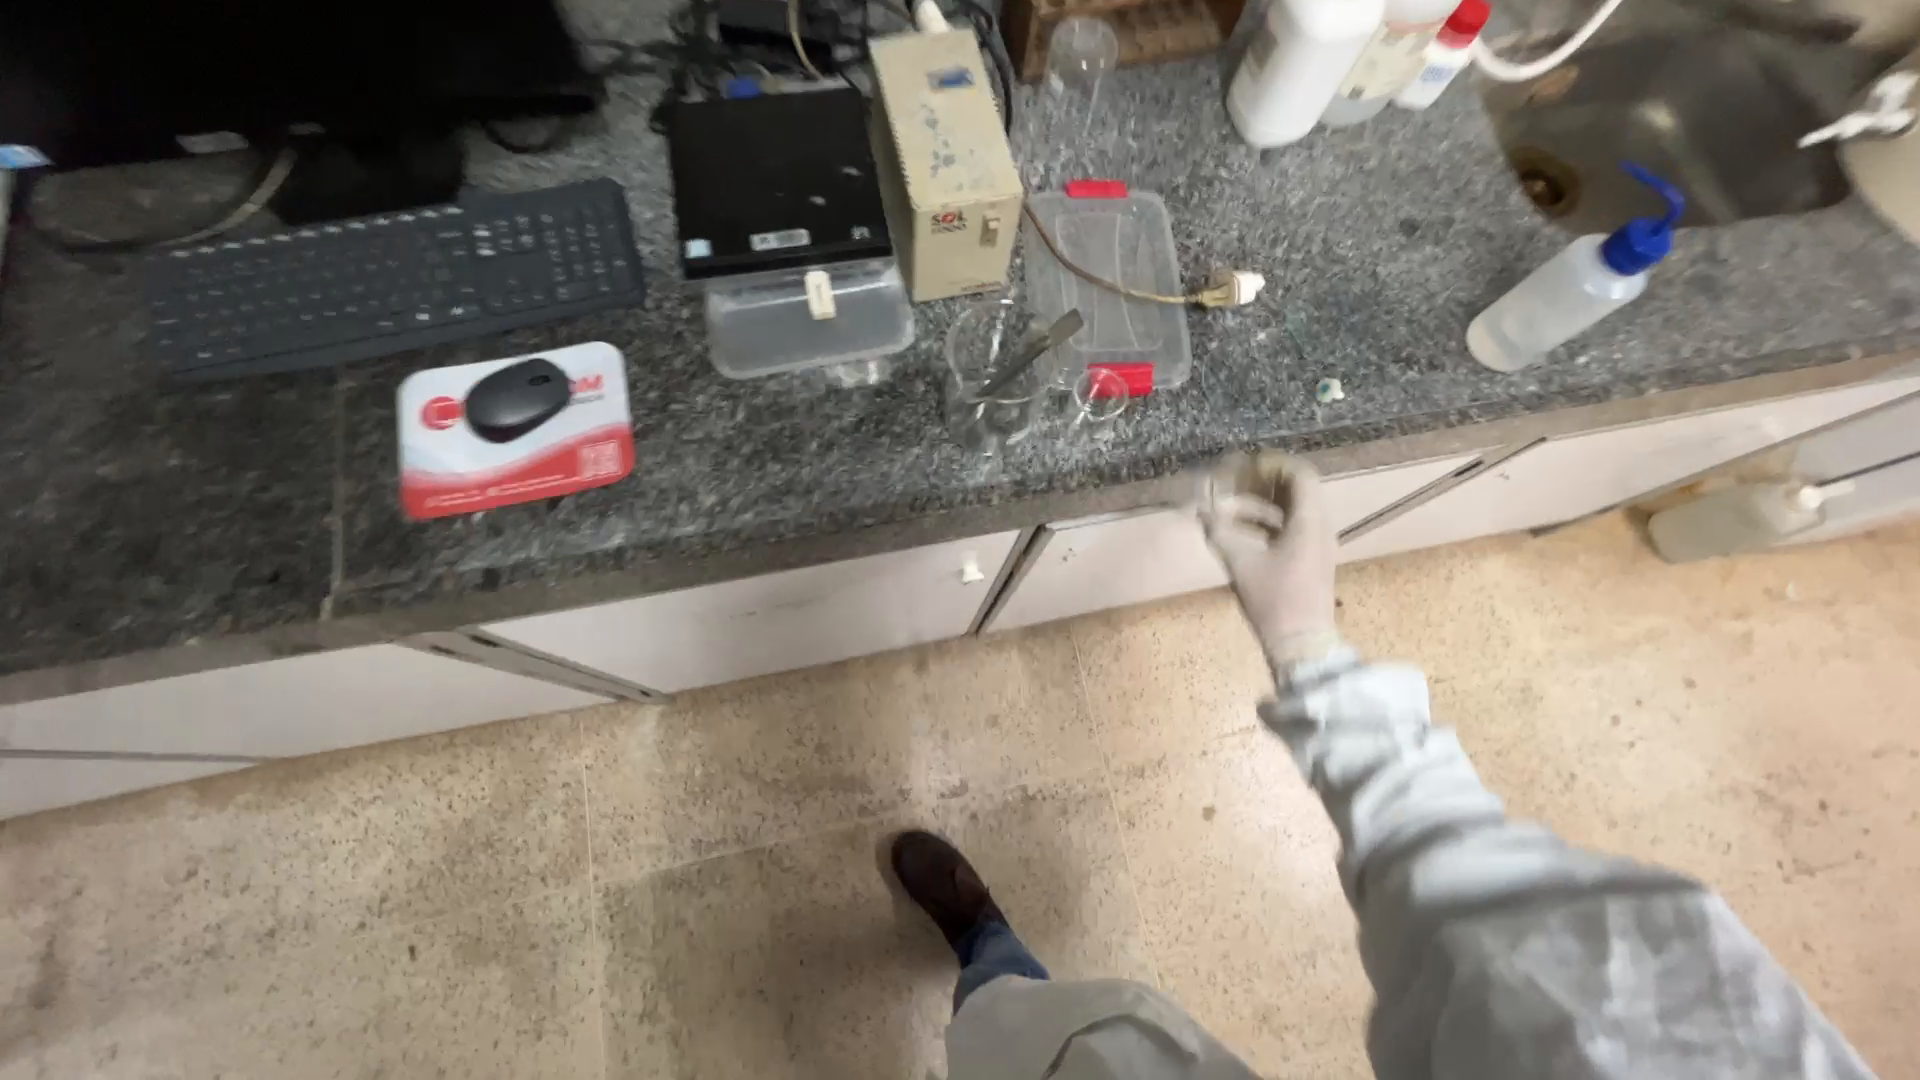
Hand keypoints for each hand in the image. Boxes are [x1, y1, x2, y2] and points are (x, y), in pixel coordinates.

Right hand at [1199, 453, 1341, 667]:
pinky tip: (1238, 534)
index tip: (1243, 467)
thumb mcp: (1241, 563)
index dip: (1272, 466)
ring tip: (1227, 512)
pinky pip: (1290, 530)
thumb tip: (1201, 511)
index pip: (1300, 475)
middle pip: (1296, 491)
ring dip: (1260, 506)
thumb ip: (1220, 532)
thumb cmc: (1274, 599)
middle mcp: (1320, 527)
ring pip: (1291, 512)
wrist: (1301, 643)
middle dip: (1261, 485)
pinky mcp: (1310, 561)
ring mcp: (1317, 545)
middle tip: (1231, 485)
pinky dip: (1266, 525)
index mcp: (1310, 521)